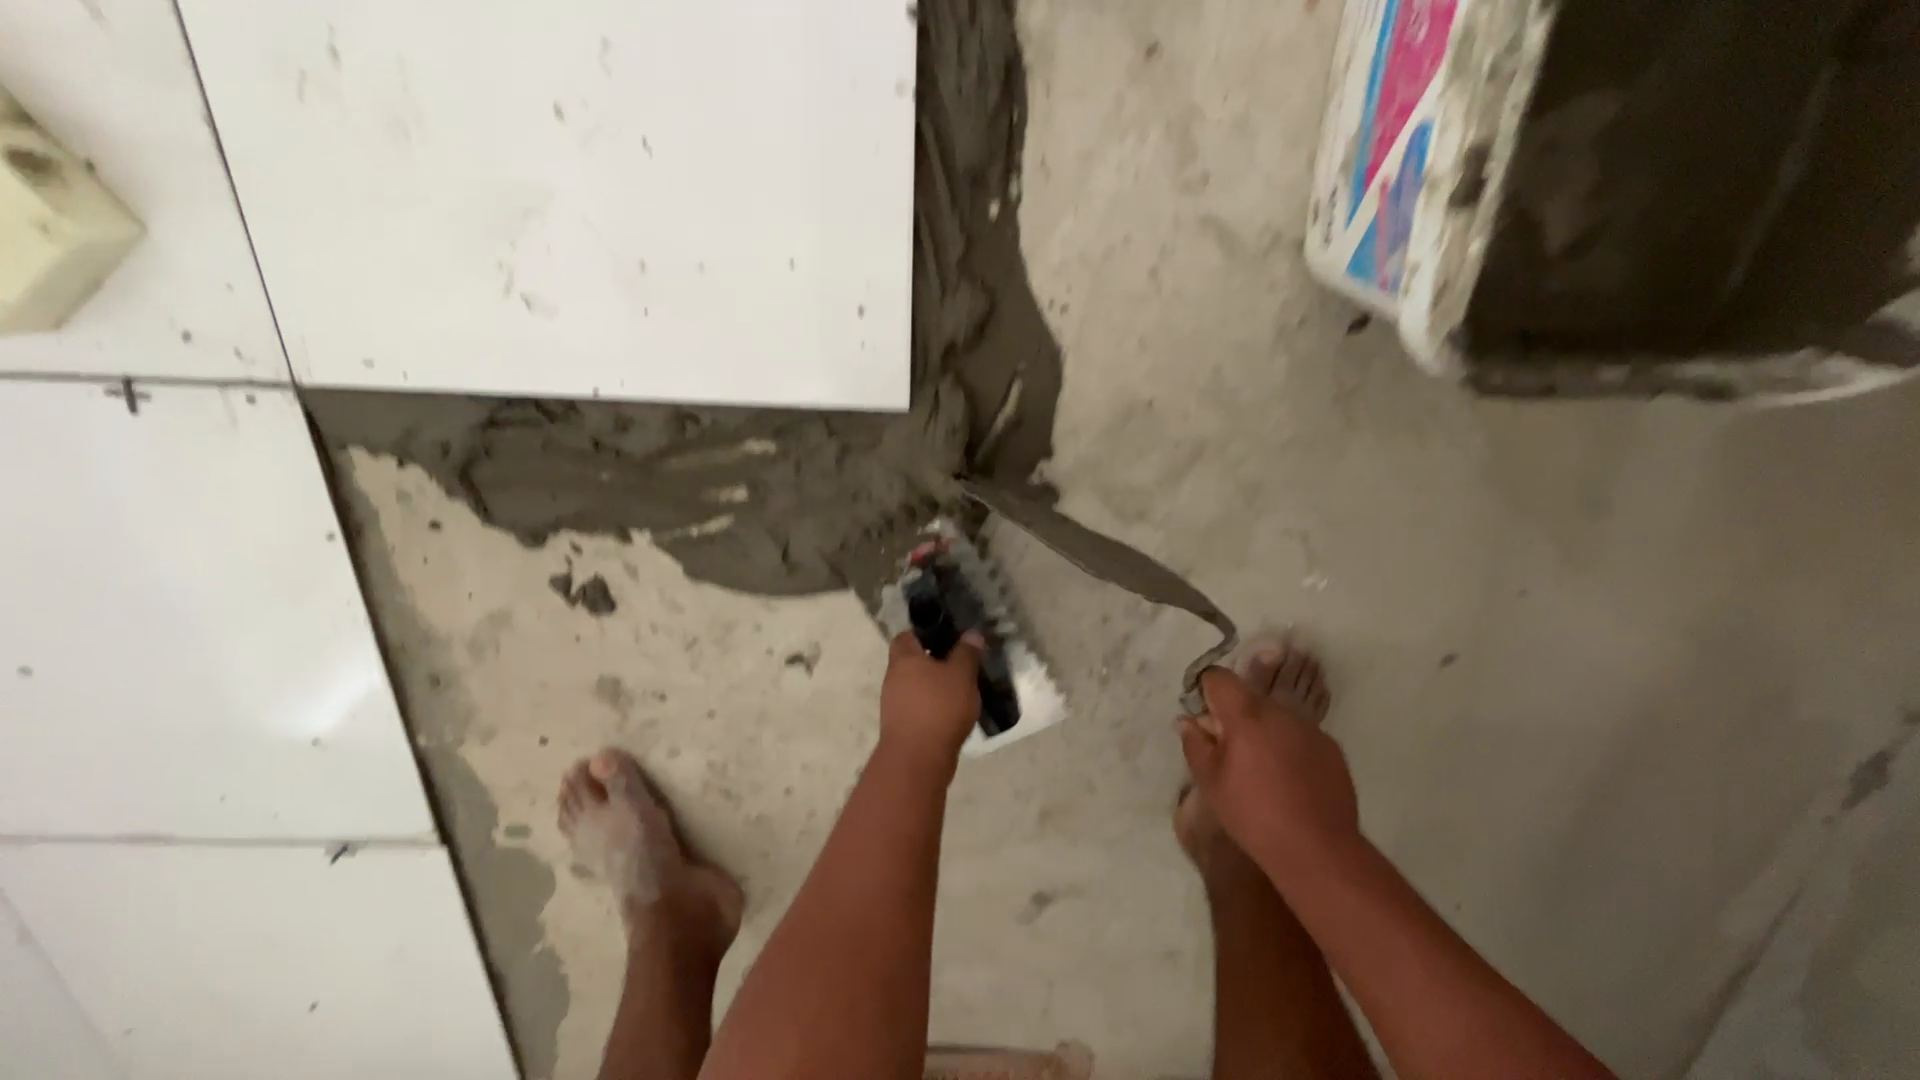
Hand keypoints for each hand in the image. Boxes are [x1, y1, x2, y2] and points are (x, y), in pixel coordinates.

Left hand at [878, 631, 983, 769]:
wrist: (918, 759)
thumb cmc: (939, 707)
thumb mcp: (961, 675)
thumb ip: (966, 653)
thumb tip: (971, 634)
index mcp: (904, 659)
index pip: (906, 636)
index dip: (924, 634)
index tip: (946, 638)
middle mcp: (893, 679)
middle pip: (911, 663)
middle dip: (933, 663)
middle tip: (960, 665)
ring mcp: (894, 704)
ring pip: (915, 687)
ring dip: (933, 688)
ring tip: (960, 691)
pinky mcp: (900, 727)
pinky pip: (917, 709)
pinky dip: (932, 708)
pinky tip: (952, 715)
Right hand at [1178, 663, 1360, 873]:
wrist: (1317, 848)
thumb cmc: (1253, 815)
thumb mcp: (1210, 783)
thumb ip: (1195, 744)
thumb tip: (1187, 721)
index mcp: (1246, 715)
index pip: (1220, 678)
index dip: (1208, 691)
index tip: (1206, 719)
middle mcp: (1281, 712)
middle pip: (1250, 697)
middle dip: (1235, 716)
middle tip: (1229, 752)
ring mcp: (1311, 729)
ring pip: (1277, 717)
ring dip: (1264, 732)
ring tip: (1262, 771)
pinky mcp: (1331, 748)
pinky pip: (1300, 736)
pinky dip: (1289, 748)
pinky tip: (1289, 782)